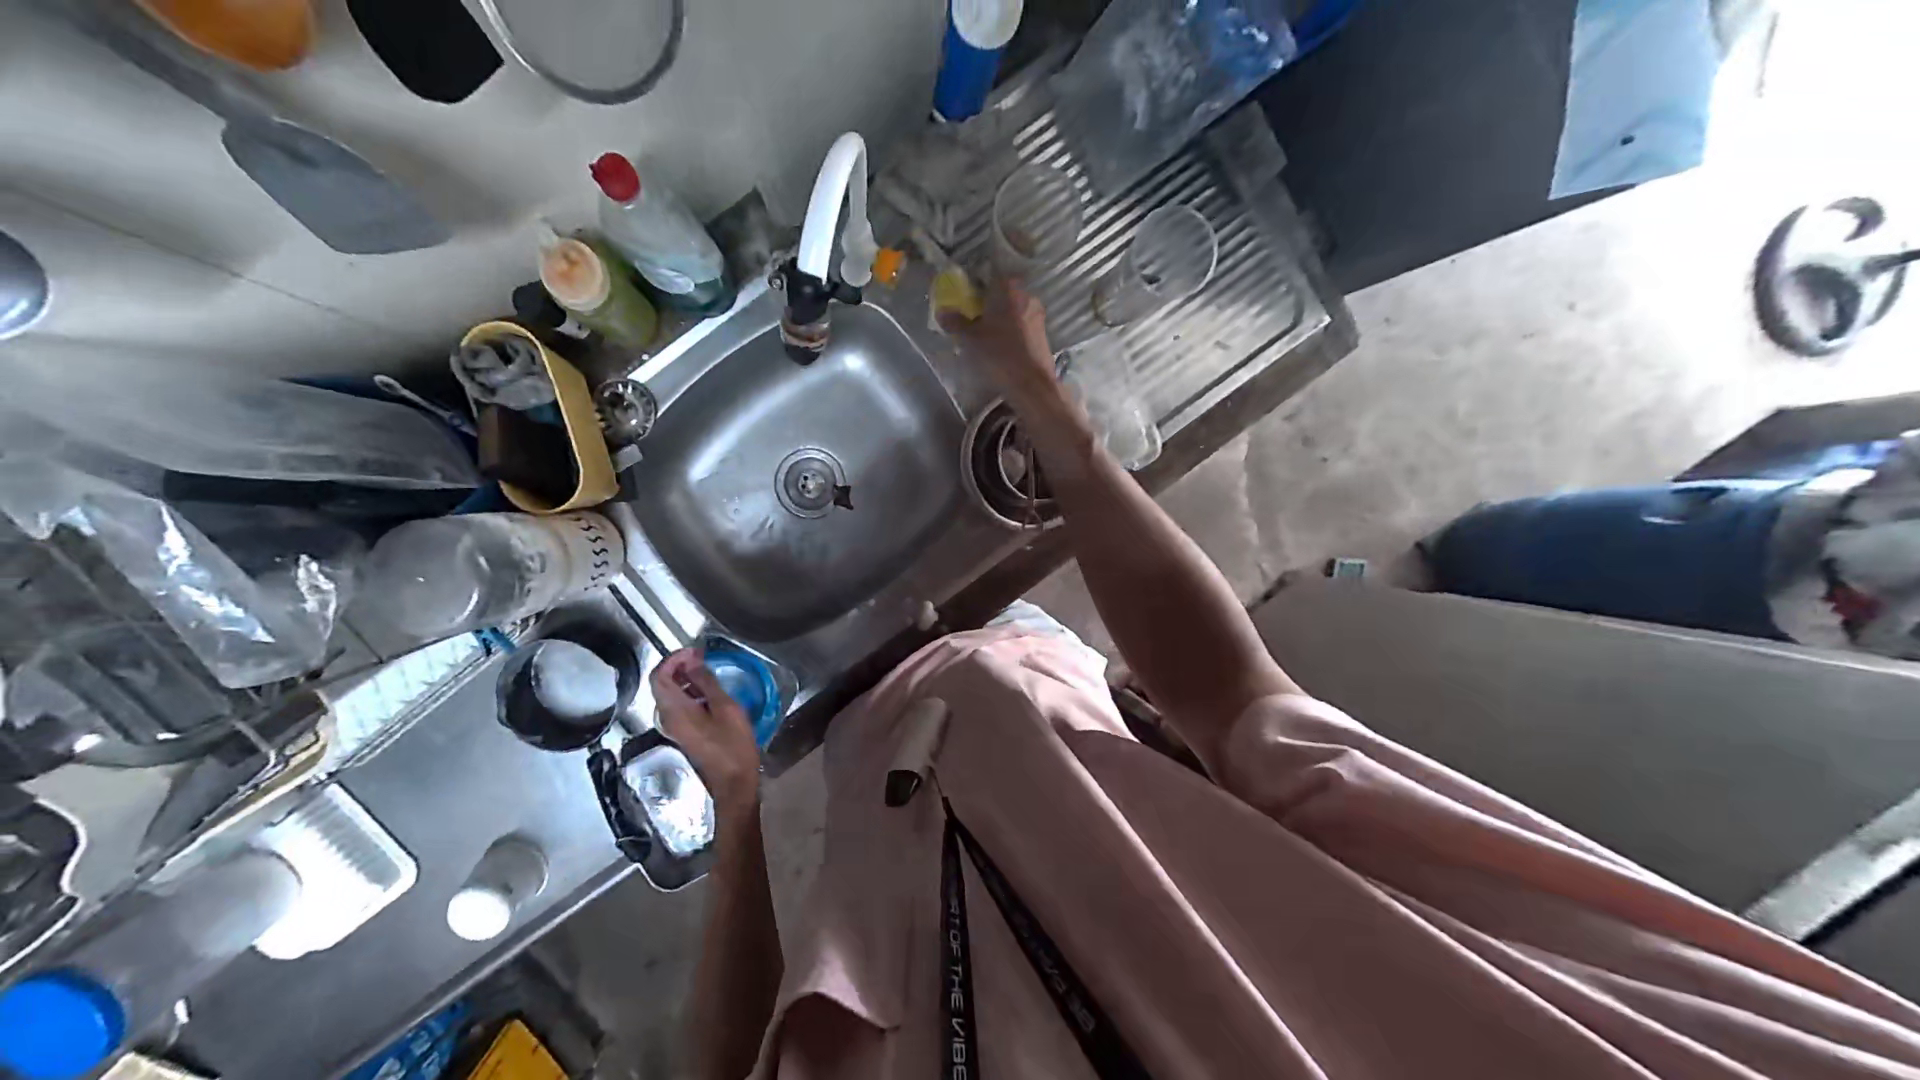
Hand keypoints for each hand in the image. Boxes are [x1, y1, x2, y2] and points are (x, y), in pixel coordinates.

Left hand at [651, 649, 760, 815]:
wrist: (733, 783)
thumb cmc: (733, 745)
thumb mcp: (725, 708)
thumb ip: (707, 683)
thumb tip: (692, 662)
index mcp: (674, 710)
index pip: (659, 676)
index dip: (674, 659)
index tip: (696, 651)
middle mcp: (668, 717)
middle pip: (662, 684)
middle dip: (678, 666)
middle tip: (702, 656)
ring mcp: (675, 726)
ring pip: (671, 694)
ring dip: (685, 678)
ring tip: (708, 669)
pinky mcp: (685, 732)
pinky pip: (680, 705)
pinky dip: (691, 691)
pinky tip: (710, 689)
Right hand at [938, 276, 1060, 410]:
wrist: (1032, 385)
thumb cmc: (999, 355)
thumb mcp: (971, 339)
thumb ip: (956, 322)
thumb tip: (942, 312)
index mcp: (1009, 289)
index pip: (992, 275)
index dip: (978, 283)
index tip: (967, 295)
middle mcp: (1027, 297)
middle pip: (1004, 293)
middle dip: (989, 303)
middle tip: (973, 317)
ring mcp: (1038, 316)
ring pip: (1014, 311)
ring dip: (1001, 319)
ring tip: (985, 335)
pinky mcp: (1043, 335)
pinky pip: (1022, 326)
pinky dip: (1011, 332)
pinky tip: (1001, 347)